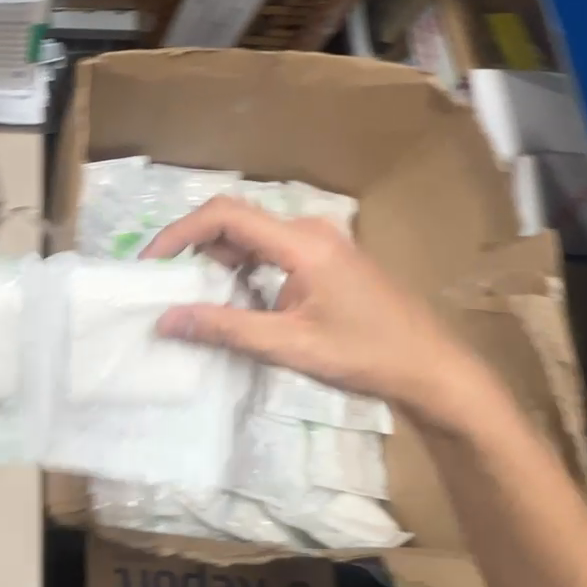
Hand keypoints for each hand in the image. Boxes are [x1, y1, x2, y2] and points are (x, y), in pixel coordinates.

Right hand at [139, 196, 502, 432]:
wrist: (435, 371)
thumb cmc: (366, 356)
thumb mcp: (289, 346)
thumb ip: (225, 328)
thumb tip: (165, 320)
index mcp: (302, 243)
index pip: (225, 215)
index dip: (179, 233)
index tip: (151, 263)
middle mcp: (308, 230)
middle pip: (233, 220)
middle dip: (192, 246)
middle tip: (162, 280)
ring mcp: (319, 242)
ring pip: (249, 236)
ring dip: (215, 260)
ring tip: (189, 293)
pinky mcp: (323, 258)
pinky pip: (267, 250)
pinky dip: (239, 268)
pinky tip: (230, 299)